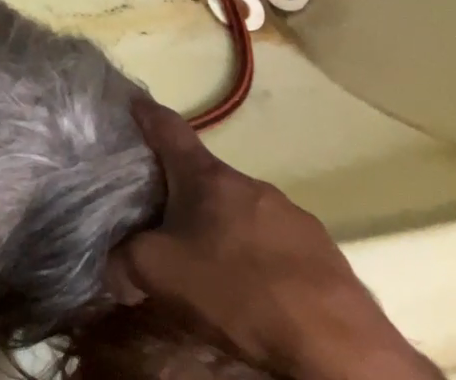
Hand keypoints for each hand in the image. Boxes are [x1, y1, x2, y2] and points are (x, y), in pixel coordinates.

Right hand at [107, 99, 439, 379]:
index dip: (144, 114)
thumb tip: (115, 259)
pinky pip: (273, 245)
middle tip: (155, 217)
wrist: (340, 352)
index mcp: (208, 177)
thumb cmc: (235, 291)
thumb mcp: (153, 270)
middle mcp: (253, 186)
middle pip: (204, 177)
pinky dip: (253, 257)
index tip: (130, 102)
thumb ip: (123, 253)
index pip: (168, 128)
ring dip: (219, 227)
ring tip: (203, 261)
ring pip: (241, 212)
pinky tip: (245, 289)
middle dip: (179, 192)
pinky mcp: (327, 256)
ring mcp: (297, 220)